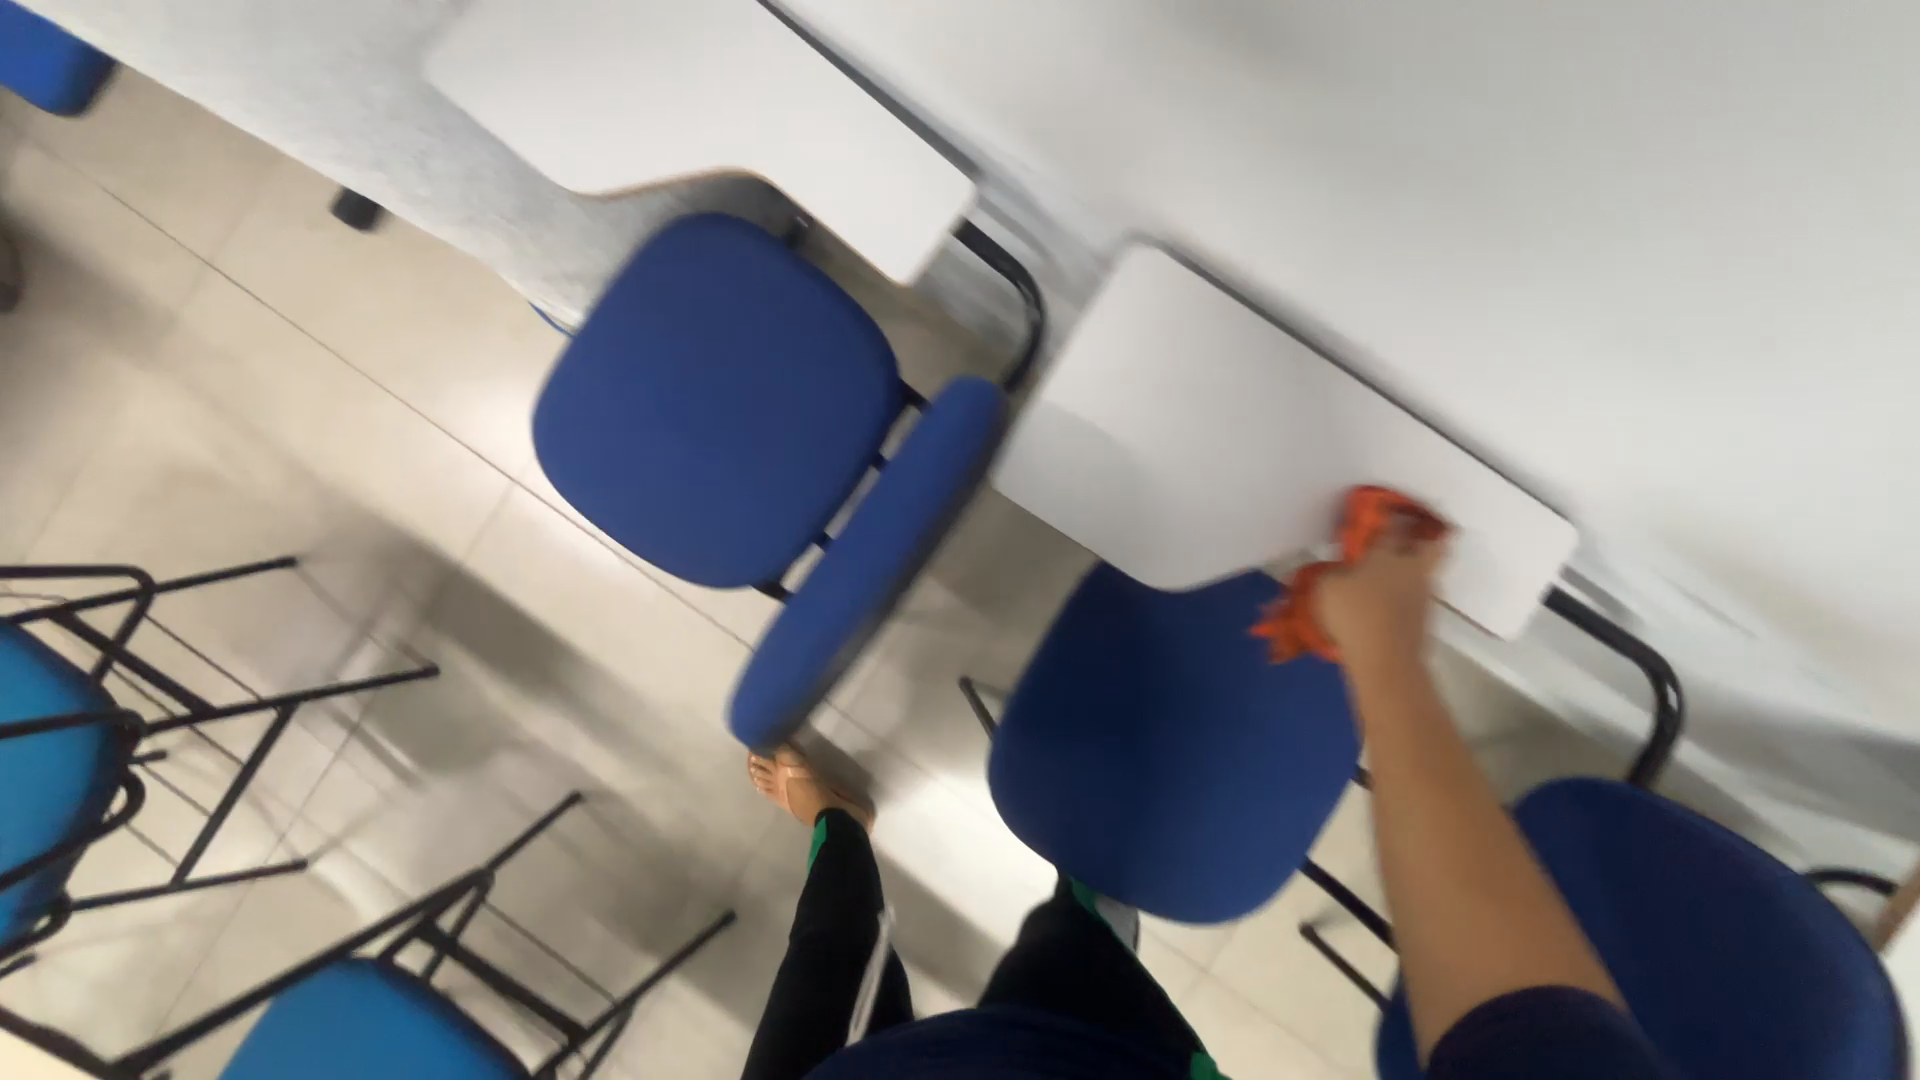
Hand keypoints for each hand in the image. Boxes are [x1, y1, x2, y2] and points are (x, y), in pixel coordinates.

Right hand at [1314, 516, 1447, 674]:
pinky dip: (1409, 594)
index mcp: (1386, 555)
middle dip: (1425, 537)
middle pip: (1432, 544)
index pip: (1392, 526)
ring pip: (1427, 572)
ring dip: (1416, 568)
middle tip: (1411, 535)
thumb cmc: (1352, 615)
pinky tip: (1390, 602)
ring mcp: (1423, 594)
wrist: (1385, 658)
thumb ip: (1333, 574)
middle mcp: (1411, 569)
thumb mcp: (1326, 589)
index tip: (1386, 510)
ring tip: (1396, 573)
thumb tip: (1340, 571)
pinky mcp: (1425, 618)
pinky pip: (1419, 596)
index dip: (1389, 515)